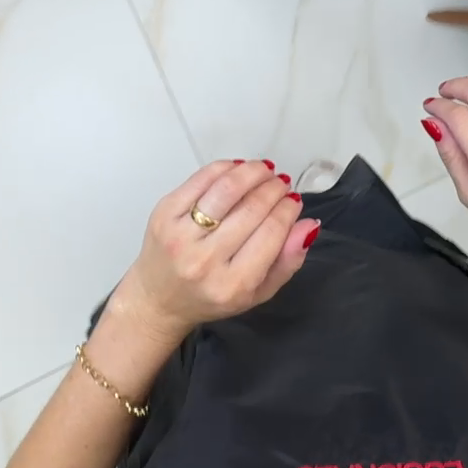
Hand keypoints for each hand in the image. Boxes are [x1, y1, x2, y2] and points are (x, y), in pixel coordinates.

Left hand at [105, 160, 319, 346]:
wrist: (158, 300)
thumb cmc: (210, 297)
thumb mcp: (256, 294)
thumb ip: (287, 262)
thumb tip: (309, 226)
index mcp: (232, 285)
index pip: (271, 232)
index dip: (288, 209)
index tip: (294, 200)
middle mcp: (204, 261)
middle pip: (252, 207)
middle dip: (274, 188)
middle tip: (282, 183)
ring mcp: (180, 235)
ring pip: (227, 188)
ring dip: (252, 171)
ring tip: (264, 170)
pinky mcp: (163, 214)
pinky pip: (201, 179)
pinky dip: (225, 167)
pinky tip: (238, 168)